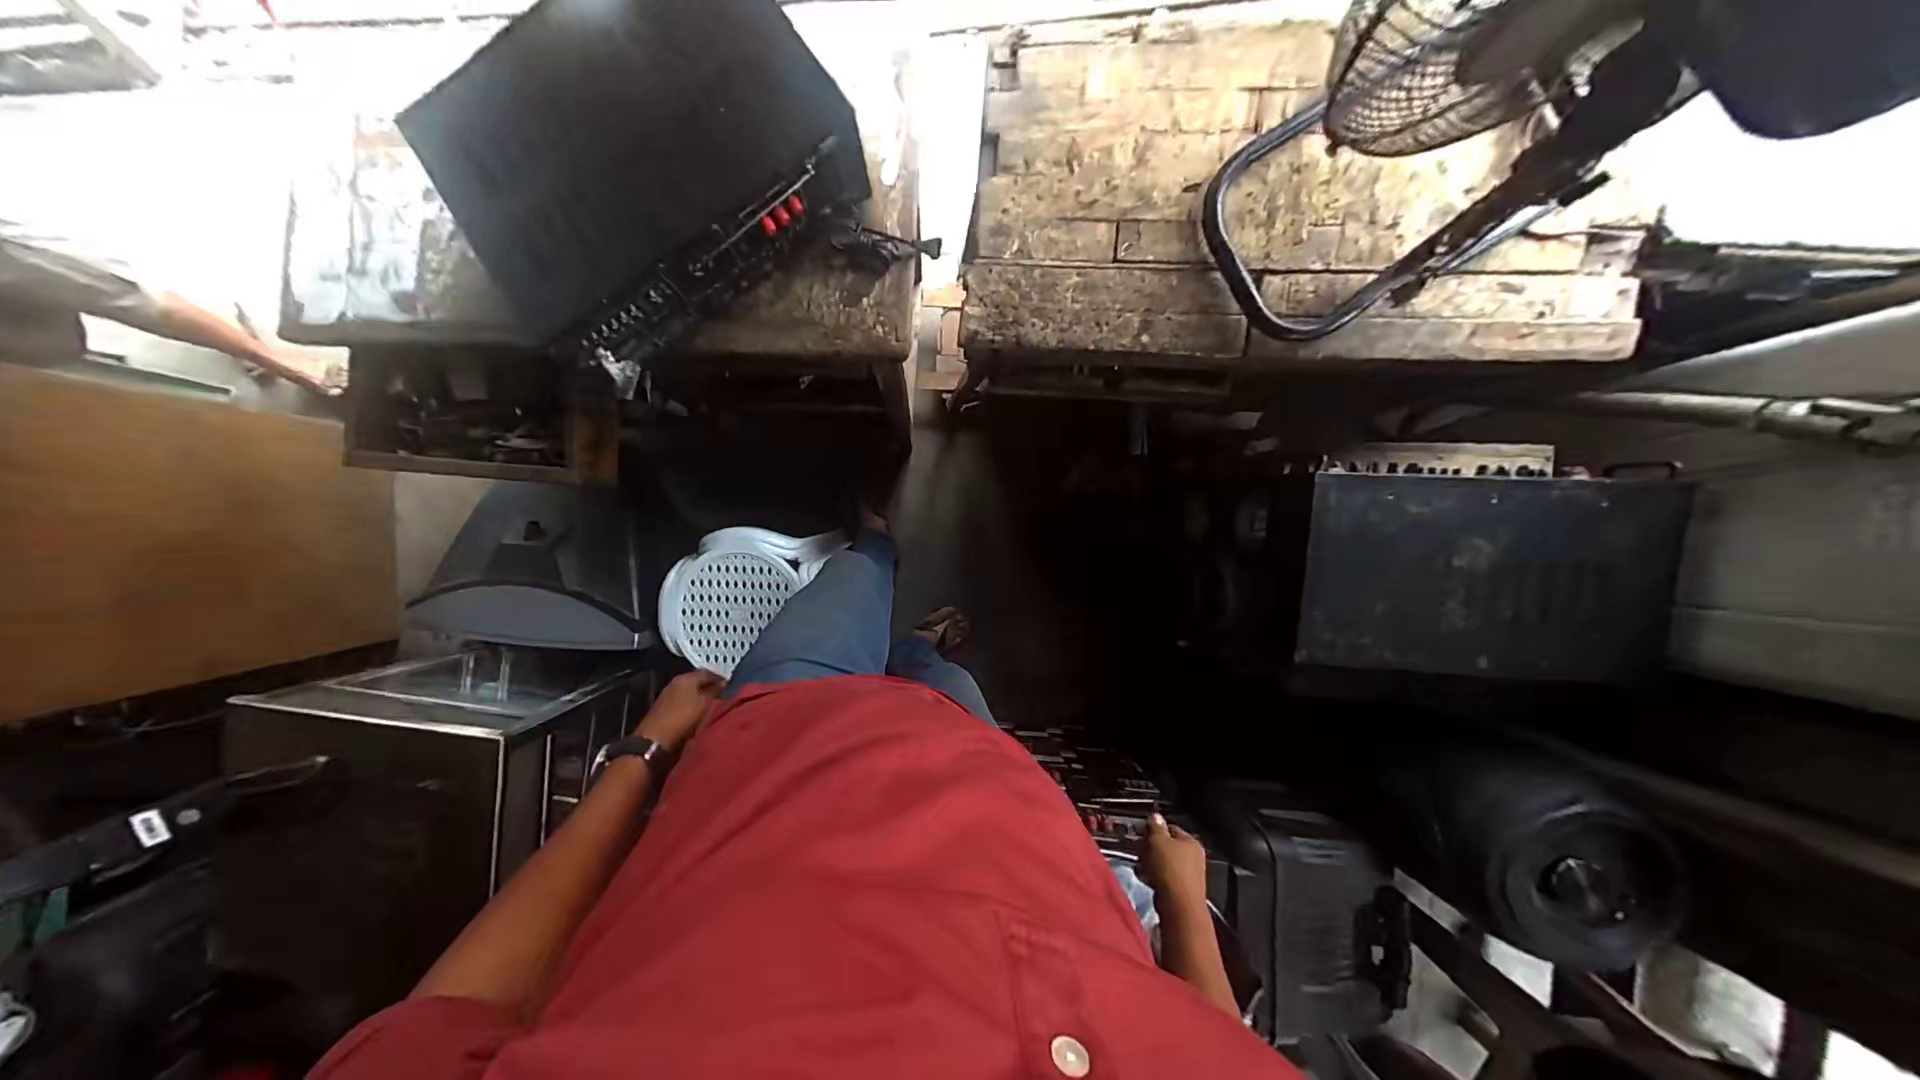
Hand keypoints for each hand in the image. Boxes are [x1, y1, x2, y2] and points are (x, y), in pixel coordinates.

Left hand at [633, 670, 724, 750]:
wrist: (654, 742)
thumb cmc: (683, 718)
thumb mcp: (705, 703)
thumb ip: (716, 691)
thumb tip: (725, 683)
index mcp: (686, 678)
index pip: (708, 673)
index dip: (722, 679)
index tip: (734, 686)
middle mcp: (676, 684)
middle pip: (699, 684)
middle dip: (713, 690)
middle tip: (727, 698)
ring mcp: (668, 698)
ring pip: (693, 695)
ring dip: (704, 701)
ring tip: (717, 709)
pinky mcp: (665, 712)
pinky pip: (686, 706)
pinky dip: (695, 709)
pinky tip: (703, 717)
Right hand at [1138, 813, 1208, 912]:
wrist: (1179, 905)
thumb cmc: (1169, 868)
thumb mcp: (1158, 841)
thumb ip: (1155, 826)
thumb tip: (1156, 816)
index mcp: (1191, 841)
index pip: (1171, 828)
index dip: (1155, 829)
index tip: (1142, 833)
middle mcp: (1194, 857)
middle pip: (1168, 846)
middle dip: (1151, 848)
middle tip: (1140, 850)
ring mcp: (1190, 875)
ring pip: (1165, 863)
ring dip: (1151, 863)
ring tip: (1142, 866)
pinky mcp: (1183, 890)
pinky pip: (1165, 878)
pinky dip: (1155, 877)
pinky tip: (1147, 879)